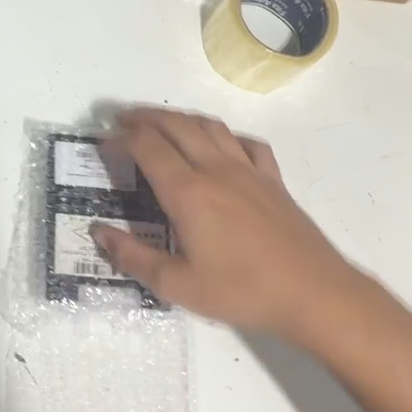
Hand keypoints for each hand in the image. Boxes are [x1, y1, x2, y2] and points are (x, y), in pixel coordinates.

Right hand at [92, 107, 368, 340]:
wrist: (314, 293)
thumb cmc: (241, 292)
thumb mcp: (176, 285)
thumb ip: (132, 257)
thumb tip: (98, 233)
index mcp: (188, 193)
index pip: (148, 148)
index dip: (122, 139)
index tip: (103, 140)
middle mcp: (217, 171)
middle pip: (178, 127)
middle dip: (146, 118)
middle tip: (122, 118)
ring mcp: (250, 172)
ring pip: (211, 128)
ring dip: (181, 119)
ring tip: (161, 122)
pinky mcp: (274, 181)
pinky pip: (247, 144)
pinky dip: (225, 135)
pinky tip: (220, 145)